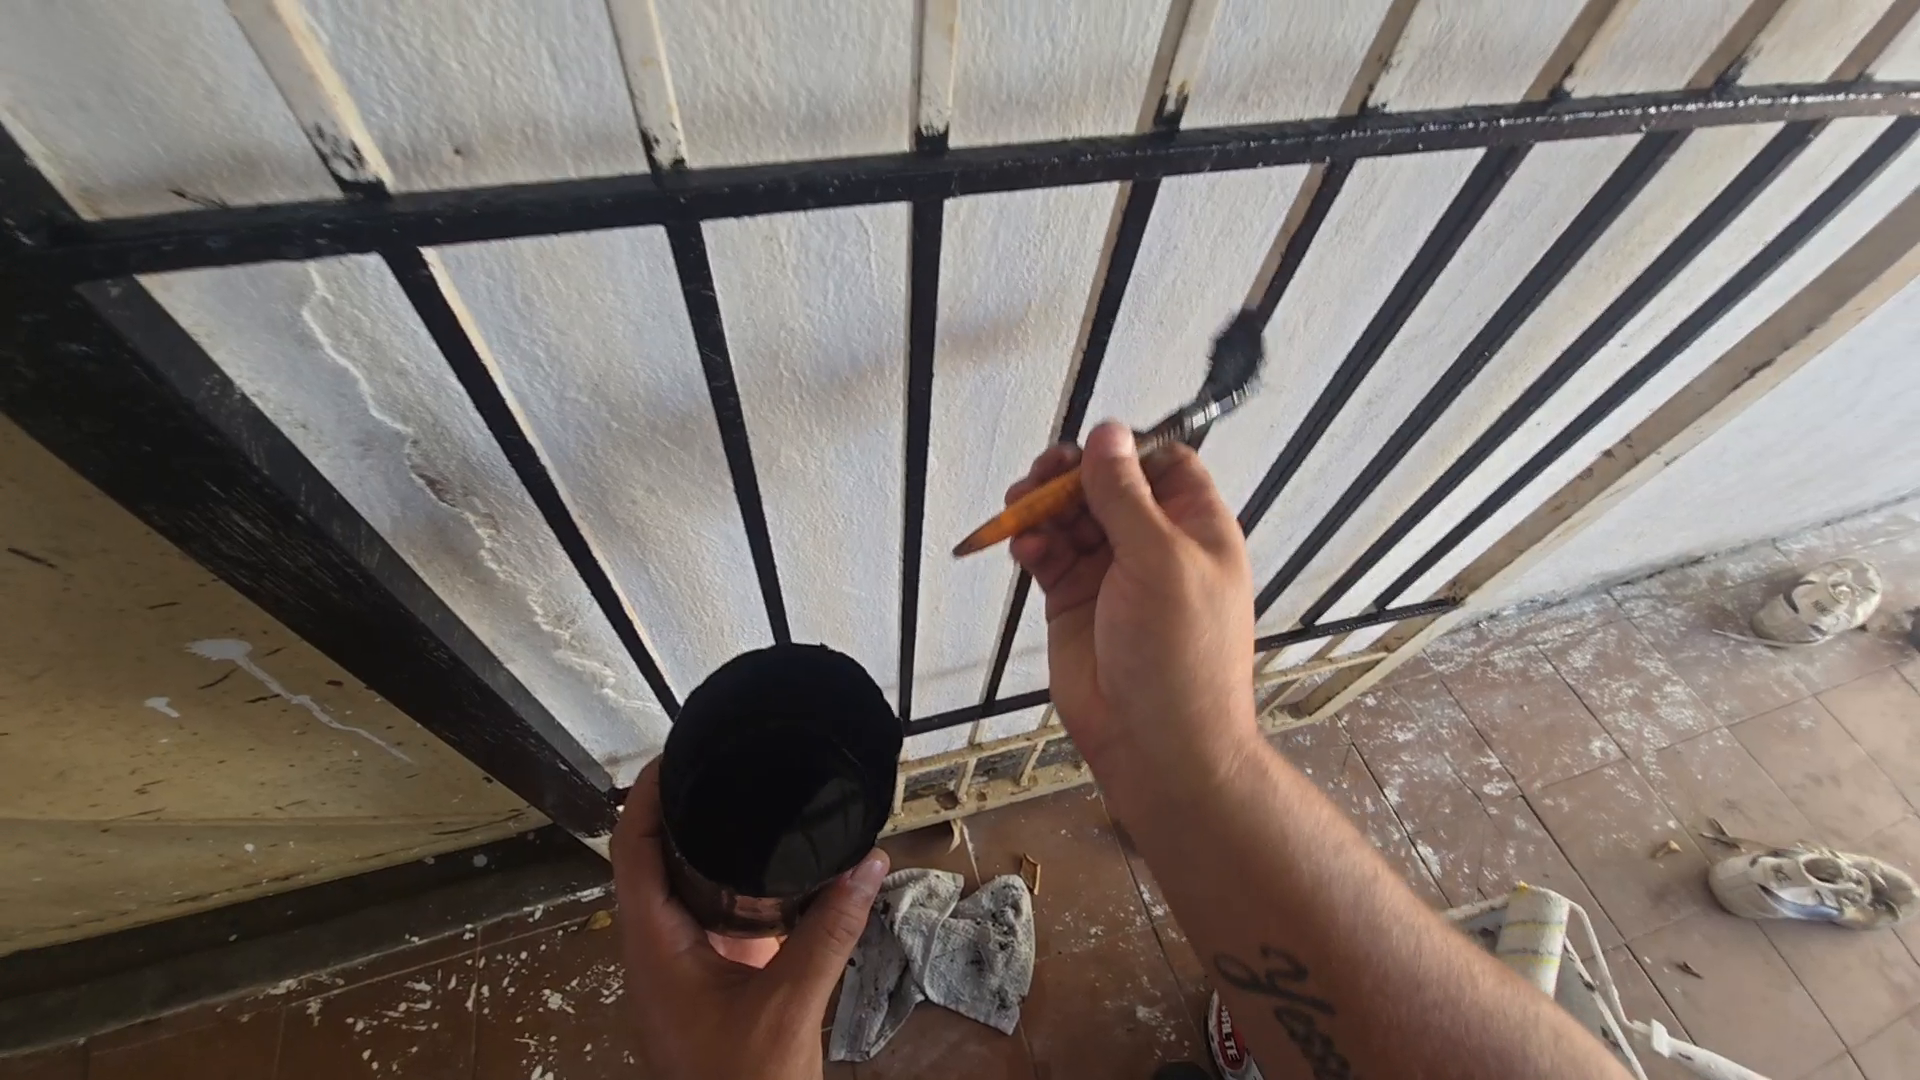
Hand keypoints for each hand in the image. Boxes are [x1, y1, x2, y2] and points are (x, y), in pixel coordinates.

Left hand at [612, 759, 889, 1078]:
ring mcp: (685, 961)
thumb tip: (872, 861)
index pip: (632, 856)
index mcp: (655, 949)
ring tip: (741, 786)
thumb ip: (829, 932)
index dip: (644, 801)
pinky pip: (711, 905)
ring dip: (701, 835)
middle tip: (719, 756)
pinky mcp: (713, 972)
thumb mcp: (789, 1007)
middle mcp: (660, 946)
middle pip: (649, 859)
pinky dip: (732, 870)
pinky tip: (768, 852)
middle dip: (675, 805)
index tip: (676, 754)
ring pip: (680, 882)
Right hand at [1008, 421, 1258, 790]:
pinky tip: (1024, 549)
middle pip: (1106, 486)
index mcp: (1193, 527)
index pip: (1162, 464)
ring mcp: (1110, 572)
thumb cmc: (1178, 652)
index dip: (1126, 451)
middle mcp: (1152, 544)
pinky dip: (1033, 545)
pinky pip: (1048, 555)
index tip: (1089, 450)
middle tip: (1039, 476)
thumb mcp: (1159, 560)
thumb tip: (1109, 432)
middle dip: (1071, 477)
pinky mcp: (1073, 598)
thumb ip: (1126, 495)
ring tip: (1020, 509)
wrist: (1154, 743)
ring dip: (1043, 508)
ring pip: (1070, 517)